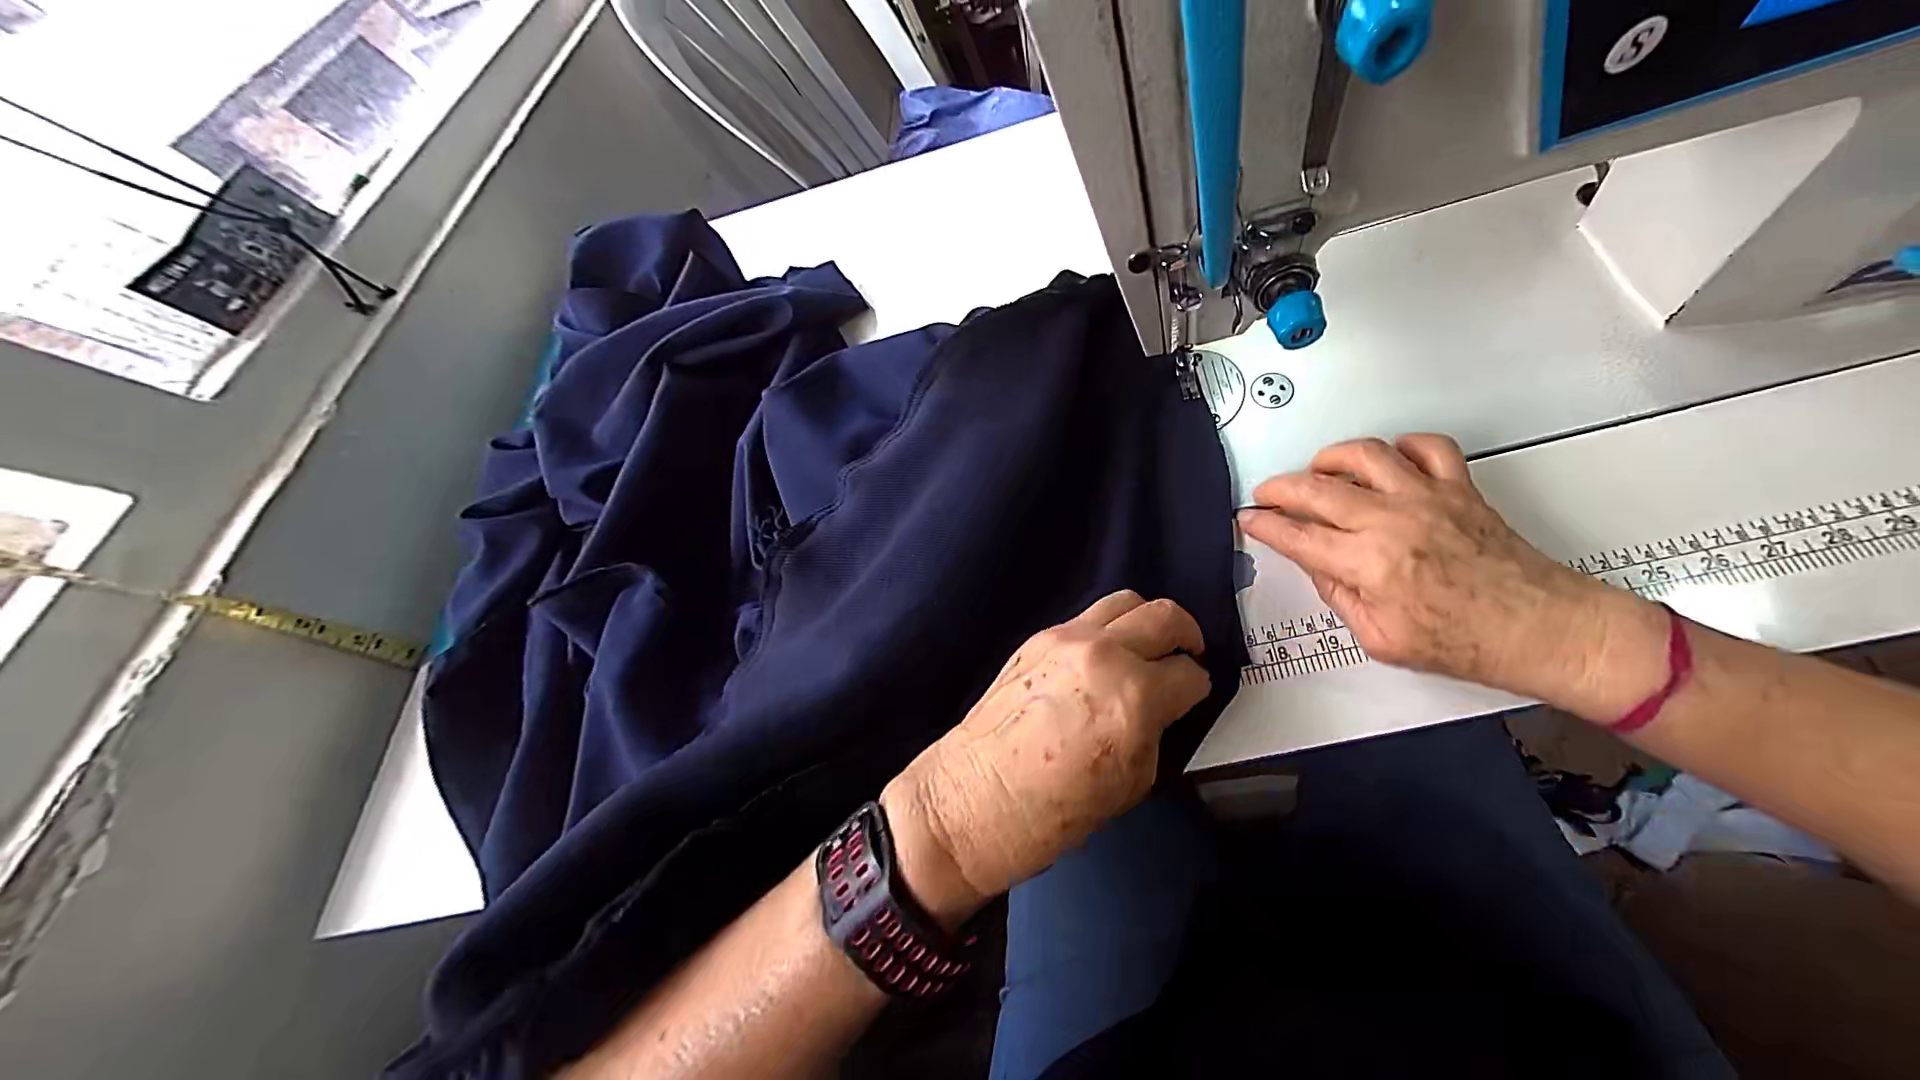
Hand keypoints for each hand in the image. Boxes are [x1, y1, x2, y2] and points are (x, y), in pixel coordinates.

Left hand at [880, 591, 1211, 926]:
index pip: (1188, 674)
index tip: (1194, 695)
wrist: (976, 799)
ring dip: (1146, 620)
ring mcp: (1065, 639)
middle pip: (1165, 616)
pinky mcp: (1037, 638)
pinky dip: (1109, 628)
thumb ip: (1156, 729)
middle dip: (1186, 635)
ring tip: (1149, 646)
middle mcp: (1102, 653)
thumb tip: (1162, 706)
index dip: (1198, 688)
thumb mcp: (1133, 780)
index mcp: (1133, 694)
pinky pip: (1088, 617)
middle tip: (1186, 656)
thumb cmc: (1056, 810)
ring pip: (1125, 600)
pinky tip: (1106, 656)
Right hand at [1235, 434, 1665, 714]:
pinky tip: (1388, 460)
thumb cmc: (1472, 641)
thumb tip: (1317, 564)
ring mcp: (1427, 499)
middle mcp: (1393, 522)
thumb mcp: (1379, 637)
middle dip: (1278, 488)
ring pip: (1362, 453)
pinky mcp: (1458, 489)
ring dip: (1329, 457)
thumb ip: (1338, 595)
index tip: (1249, 520)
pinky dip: (1401, 446)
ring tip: (1317, 470)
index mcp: (1368, 565)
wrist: (1543, 630)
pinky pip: (1426, 446)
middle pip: (1314, 487)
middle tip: (1267, 494)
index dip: (1262, 524)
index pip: (1294, 534)